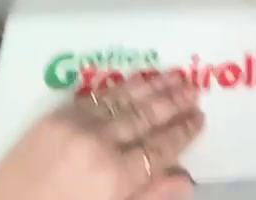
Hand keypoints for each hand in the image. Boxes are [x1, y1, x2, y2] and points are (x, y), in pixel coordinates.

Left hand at [0, 72, 204, 199]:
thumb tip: (186, 179)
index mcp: (115, 181)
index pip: (160, 148)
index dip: (183, 133)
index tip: (201, 119)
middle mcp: (100, 146)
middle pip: (148, 117)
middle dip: (175, 103)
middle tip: (197, 88)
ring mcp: (76, 127)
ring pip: (126, 99)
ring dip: (155, 86)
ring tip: (177, 75)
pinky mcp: (54, 118)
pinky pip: (97, 96)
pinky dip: (122, 87)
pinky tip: (137, 80)